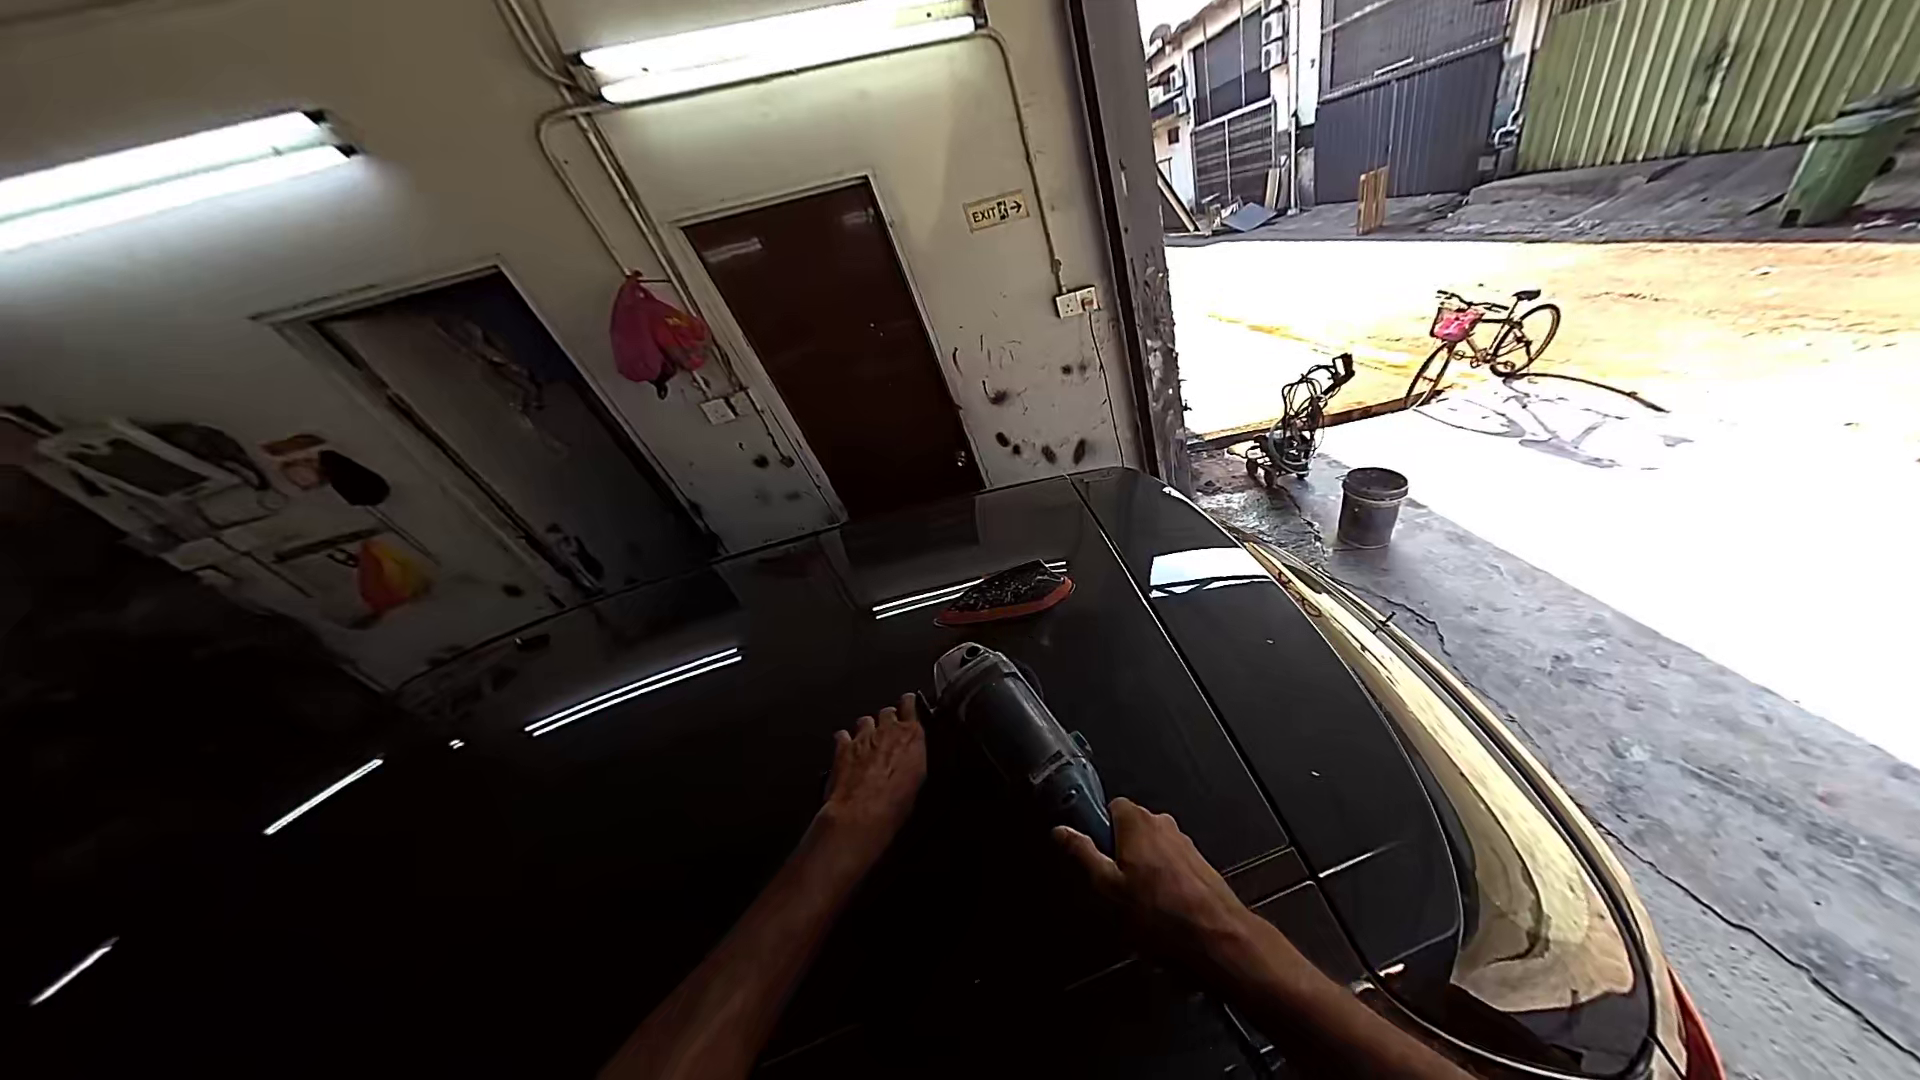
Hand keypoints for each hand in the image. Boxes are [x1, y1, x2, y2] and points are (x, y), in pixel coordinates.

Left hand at [818, 694, 927, 859]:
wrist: (861, 815)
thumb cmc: (895, 805)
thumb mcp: (918, 781)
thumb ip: (914, 759)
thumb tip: (911, 761)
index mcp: (911, 736)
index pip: (909, 705)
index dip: (907, 703)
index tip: (907, 703)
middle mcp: (886, 731)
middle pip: (886, 712)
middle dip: (887, 719)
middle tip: (889, 733)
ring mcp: (862, 737)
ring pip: (865, 720)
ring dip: (867, 729)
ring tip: (868, 743)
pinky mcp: (842, 748)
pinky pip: (842, 735)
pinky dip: (845, 741)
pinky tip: (846, 751)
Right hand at [1054, 797, 1256, 965]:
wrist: (1220, 941)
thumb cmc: (1162, 914)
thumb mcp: (1108, 886)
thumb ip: (1082, 853)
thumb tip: (1061, 831)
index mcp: (1137, 820)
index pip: (1109, 806)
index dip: (1098, 830)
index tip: (1095, 855)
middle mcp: (1162, 823)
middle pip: (1130, 830)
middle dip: (1120, 854)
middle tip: (1115, 886)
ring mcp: (1184, 844)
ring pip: (1151, 850)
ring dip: (1143, 871)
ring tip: (1141, 907)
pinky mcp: (1200, 866)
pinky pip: (1171, 867)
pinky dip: (1164, 884)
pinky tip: (1163, 913)